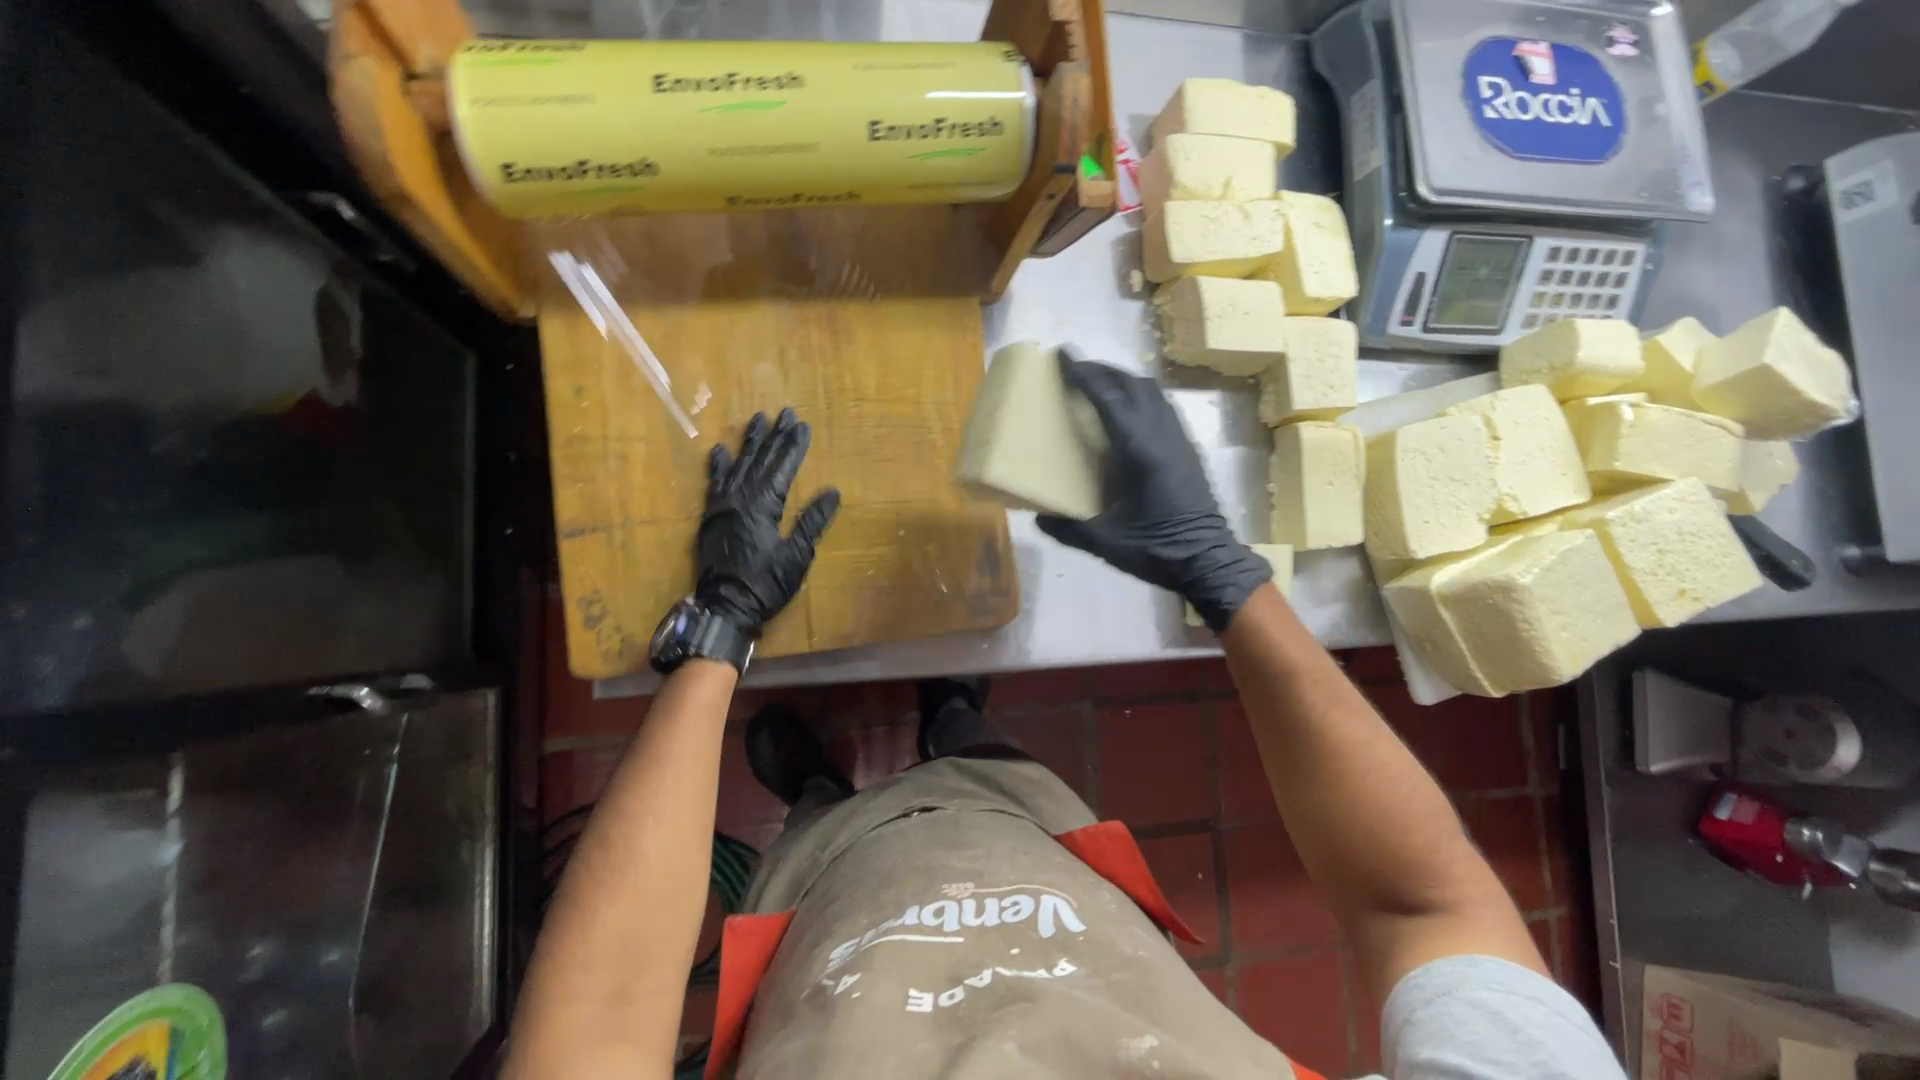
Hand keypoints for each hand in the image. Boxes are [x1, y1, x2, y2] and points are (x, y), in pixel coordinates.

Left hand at [696, 408, 839, 636]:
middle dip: (774, 436)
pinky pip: (714, 483)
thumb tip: (832, 493)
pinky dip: (718, 466)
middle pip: (760, 460)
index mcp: (763, 506)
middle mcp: (740, 498)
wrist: (724, 608)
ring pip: (738, 466)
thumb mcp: (797, 557)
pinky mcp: (711, 517)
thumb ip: (812, 522)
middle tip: (784, 413)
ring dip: (749, 442)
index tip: (803, 426)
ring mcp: (722, 506)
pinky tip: (720, 450)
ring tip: (757, 419)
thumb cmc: (765, 585)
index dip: (794, 446)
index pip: (782, 467)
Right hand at [1036, 351, 1272, 631]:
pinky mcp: (1188, 450)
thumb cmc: (1158, 551)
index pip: (1108, 399)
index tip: (1062, 354)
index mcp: (1140, 451)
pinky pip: (1163, 407)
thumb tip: (1039, 519)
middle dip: (1103, 371)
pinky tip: (1127, 412)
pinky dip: (1140, 397)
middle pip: (1132, 385)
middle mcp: (1162, 436)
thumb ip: (1069, 530)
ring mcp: (1180, 440)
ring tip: (1099, 384)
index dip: (1083, 374)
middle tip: (1075, 369)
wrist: (1209, 562)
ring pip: (1152, 392)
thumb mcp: (1107, 544)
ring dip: (1124, 380)